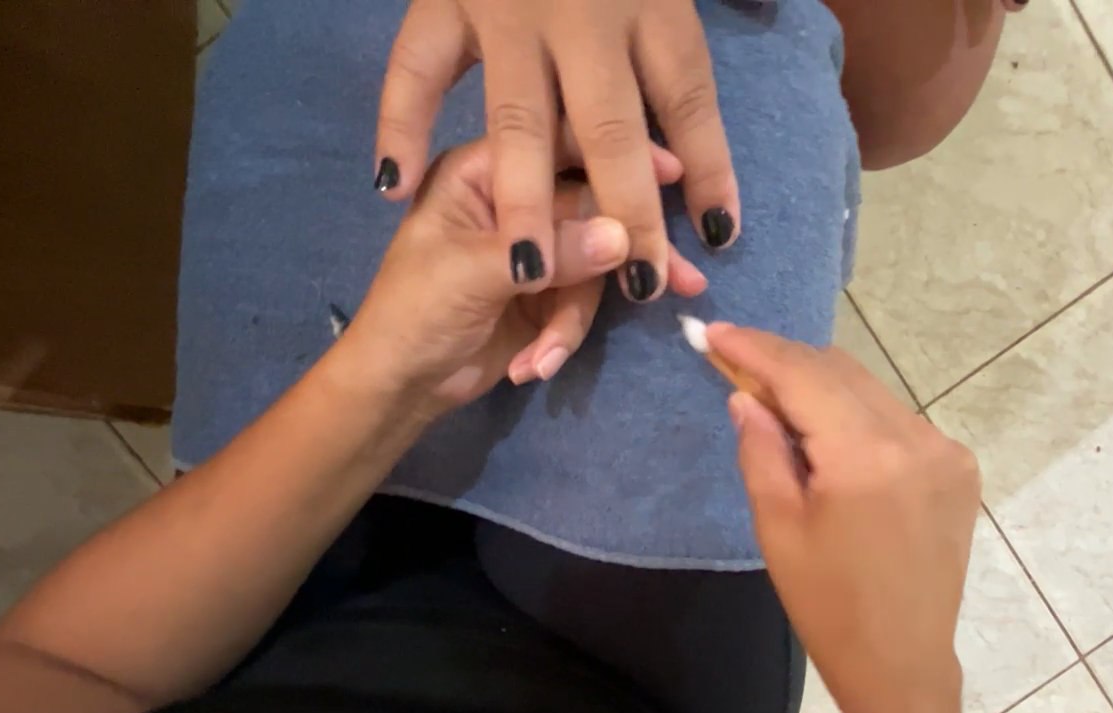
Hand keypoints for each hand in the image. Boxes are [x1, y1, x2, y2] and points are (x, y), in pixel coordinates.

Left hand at [336, 138, 704, 416]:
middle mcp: (518, 208)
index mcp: (486, 175)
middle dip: (626, 259)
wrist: (403, 384)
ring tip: (544, 358)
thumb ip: (551, 253)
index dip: (615, 160)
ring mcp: (536, 257)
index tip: (672, 175)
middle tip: (682, 280)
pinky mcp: (545, 302)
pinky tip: (531, 367)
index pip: (559, 150)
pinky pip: (577, 314)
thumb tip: (623, 237)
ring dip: (571, 326)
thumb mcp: (476, 274)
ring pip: (591, 277)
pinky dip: (558, 343)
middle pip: (591, 218)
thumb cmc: (415, 311)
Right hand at [373, 0, 737, 303]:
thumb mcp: (666, 8)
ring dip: (526, 203)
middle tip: (641, 285)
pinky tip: (394, 186)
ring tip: (528, 270)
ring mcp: (505, 9)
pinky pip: (415, 67)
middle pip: (611, 129)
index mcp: (651, 5)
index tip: (717, 240)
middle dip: (627, 213)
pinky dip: (400, 123)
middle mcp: (582, 13)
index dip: (708, 174)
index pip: (687, 102)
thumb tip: (719, 203)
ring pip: (521, 121)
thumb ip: (688, 94)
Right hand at [713, 324, 981, 712]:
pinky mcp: (960, 467)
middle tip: (737, 368)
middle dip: (785, 364)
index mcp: (866, 456)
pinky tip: (833, 446)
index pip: (804, 375)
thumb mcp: (777, 528)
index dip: (755, 349)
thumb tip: (746, 396)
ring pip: (870, 391)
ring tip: (782, 414)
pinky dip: (857, 417)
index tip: (713, 333)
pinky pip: (896, 420)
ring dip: (822, 390)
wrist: (901, 661)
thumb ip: (760, 449)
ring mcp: (946, 450)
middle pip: (840, 371)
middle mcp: (916, 438)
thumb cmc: (826, 604)